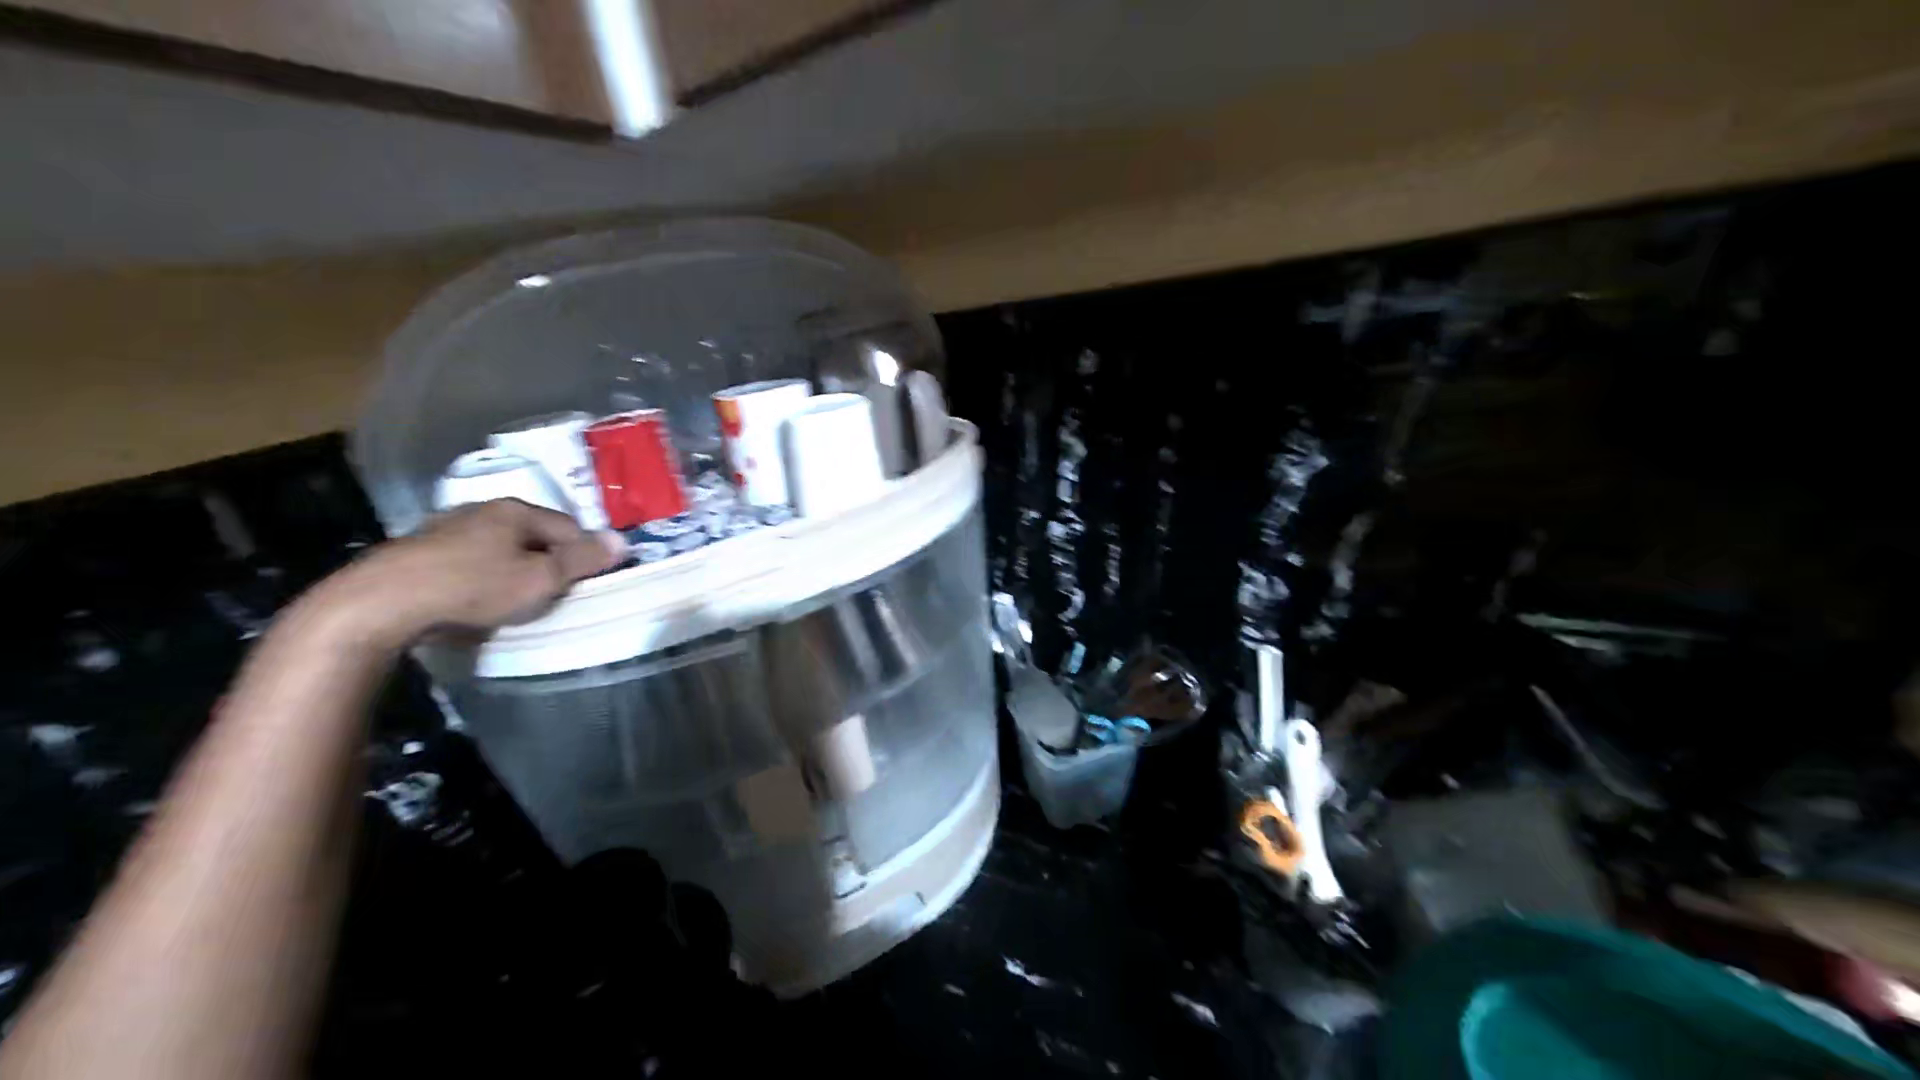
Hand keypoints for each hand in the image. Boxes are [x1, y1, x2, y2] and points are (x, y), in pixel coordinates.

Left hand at [306, 499, 623, 651]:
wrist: (379, 604)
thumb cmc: (473, 588)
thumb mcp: (540, 579)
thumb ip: (582, 560)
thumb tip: (622, 539)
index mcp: (516, 510)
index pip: (569, 527)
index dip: (582, 555)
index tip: (582, 584)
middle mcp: (482, 509)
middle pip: (533, 535)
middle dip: (546, 562)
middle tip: (548, 595)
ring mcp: (446, 527)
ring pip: (499, 547)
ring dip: (511, 568)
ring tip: (511, 600)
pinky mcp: (418, 550)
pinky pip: (468, 559)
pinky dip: (479, 576)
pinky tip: (472, 599)